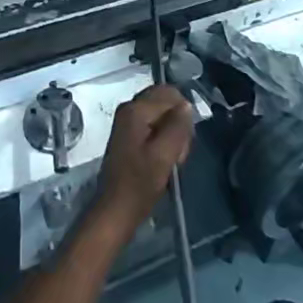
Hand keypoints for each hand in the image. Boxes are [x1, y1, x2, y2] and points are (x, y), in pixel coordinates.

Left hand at [94, 84, 194, 227]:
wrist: (116, 209)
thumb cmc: (140, 184)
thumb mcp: (164, 155)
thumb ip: (177, 127)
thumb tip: (187, 105)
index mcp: (136, 109)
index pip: (169, 93)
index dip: (184, 113)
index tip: (185, 139)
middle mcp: (129, 108)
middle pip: (164, 102)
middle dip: (178, 122)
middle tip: (179, 150)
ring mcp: (127, 121)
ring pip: (160, 115)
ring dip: (172, 133)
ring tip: (172, 158)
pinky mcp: (129, 135)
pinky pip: (153, 126)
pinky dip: (163, 139)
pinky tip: (164, 159)